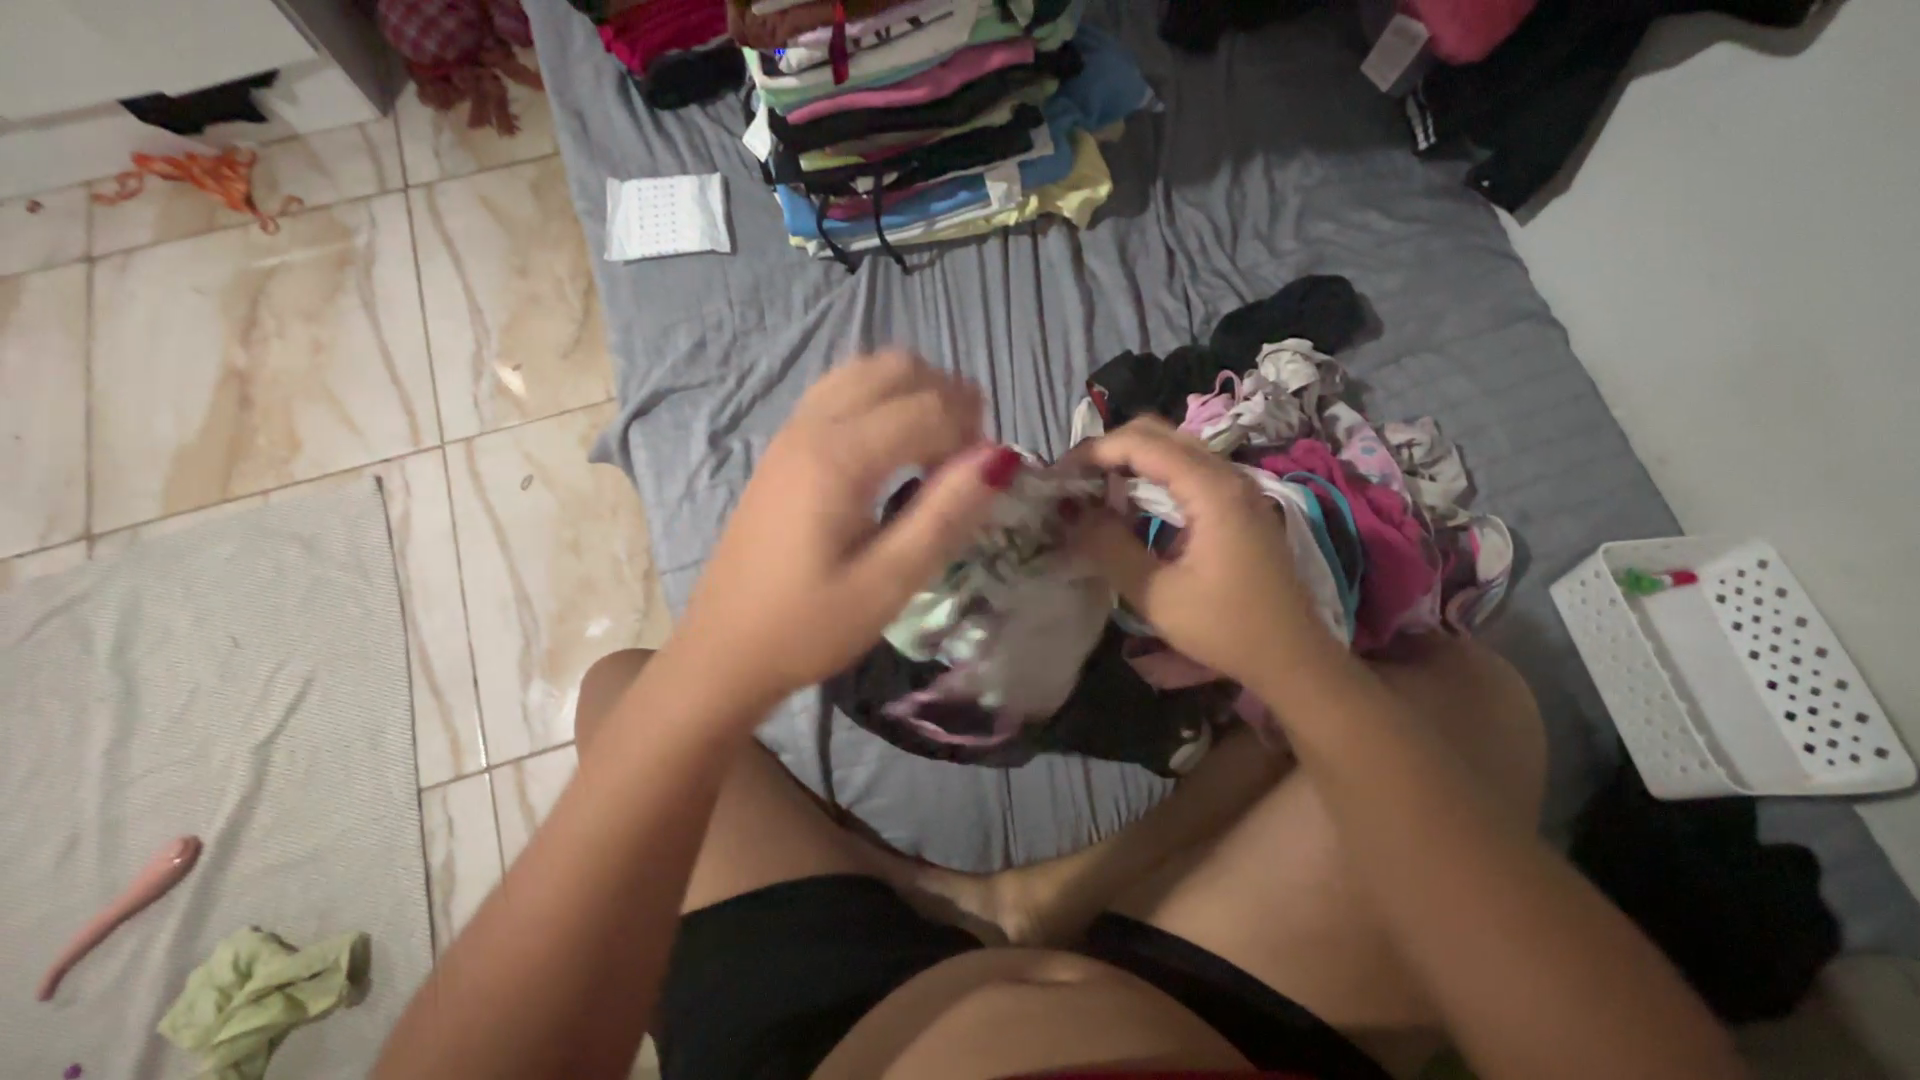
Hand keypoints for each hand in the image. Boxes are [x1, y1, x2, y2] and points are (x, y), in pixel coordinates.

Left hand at [669, 350, 1021, 713]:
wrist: (723, 651)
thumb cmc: (808, 627)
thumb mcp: (887, 584)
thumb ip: (944, 515)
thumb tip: (1000, 457)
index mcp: (839, 458)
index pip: (928, 406)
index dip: (972, 433)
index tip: (985, 482)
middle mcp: (812, 426)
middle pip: (896, 367)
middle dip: (946, 398)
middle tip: (966, 458)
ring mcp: (791, 432)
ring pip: (864, 370)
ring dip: (912, 393)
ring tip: (934, 449)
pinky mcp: (782, 449)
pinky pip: (840, 392)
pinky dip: (880, 401)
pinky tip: (891, 451)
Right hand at [1069, 417, 1335, 686]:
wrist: (1293, 656)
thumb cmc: (1226, 628)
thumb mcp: (1157, 594)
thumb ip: (1111, 549)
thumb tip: (1074, 516)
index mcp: (1212, 490)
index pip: (1142, 443)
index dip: (1094, 451)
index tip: (1059, 476)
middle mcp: (1228, 476)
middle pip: (1160, 434)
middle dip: (1110, 449)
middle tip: (1074, 481)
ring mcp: (1238, 488)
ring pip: (1175, 449)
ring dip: (1132, 461)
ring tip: (1095, 492)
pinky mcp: (1239, 506)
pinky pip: (1189, 471)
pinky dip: (1154, 477)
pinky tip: (1132, 508)